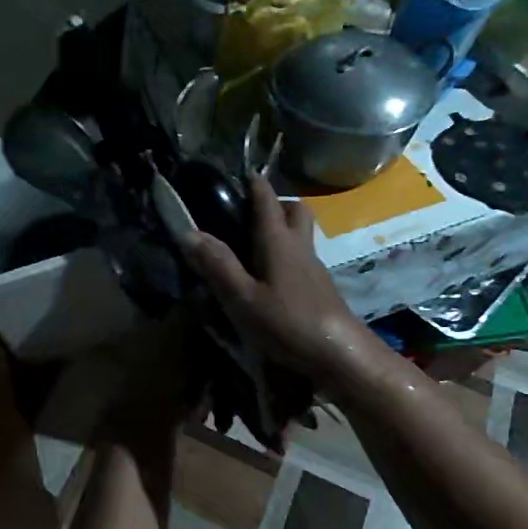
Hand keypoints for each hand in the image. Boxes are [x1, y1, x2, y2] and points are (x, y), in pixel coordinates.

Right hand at [179, 175, 380, 378]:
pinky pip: (302, 257)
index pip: (267, 199)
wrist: (340, 355)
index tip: (238, 173)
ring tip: (253, 244)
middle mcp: (300, 246)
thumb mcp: (243, 298)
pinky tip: (271, 276)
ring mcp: (314, 267)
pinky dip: (287, 254)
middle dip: (275, 202)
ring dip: (283, 228)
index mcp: (279, 241)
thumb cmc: (288, 323)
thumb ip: (217, 265)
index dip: (253, 183)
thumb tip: (187, 231)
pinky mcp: (320, 288)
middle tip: (249, 213)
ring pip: (301, 234)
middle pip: (295, 209)